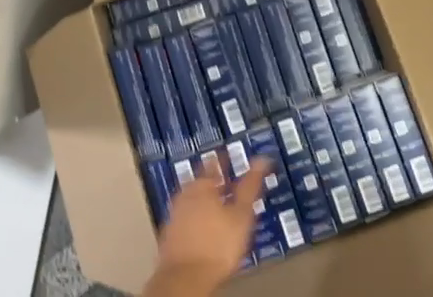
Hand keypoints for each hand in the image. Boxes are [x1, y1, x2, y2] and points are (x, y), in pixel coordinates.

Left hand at [143, 157, 270, 296]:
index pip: (213, 164)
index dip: (223, 159)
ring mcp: (174, 214)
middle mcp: (184, 194)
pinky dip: (198, 218)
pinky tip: (207, 228)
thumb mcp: (241, 215)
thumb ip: (250, 186)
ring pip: (193, 200)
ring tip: (221, 207)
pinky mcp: (170, 234)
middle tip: (229, 183)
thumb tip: (262, 159)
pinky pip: (187, 218)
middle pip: (201, 182)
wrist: (186, 278)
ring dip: (206, 201)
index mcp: (201, 185)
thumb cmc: (218, 244)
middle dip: (215, 182)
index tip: (230, 156)